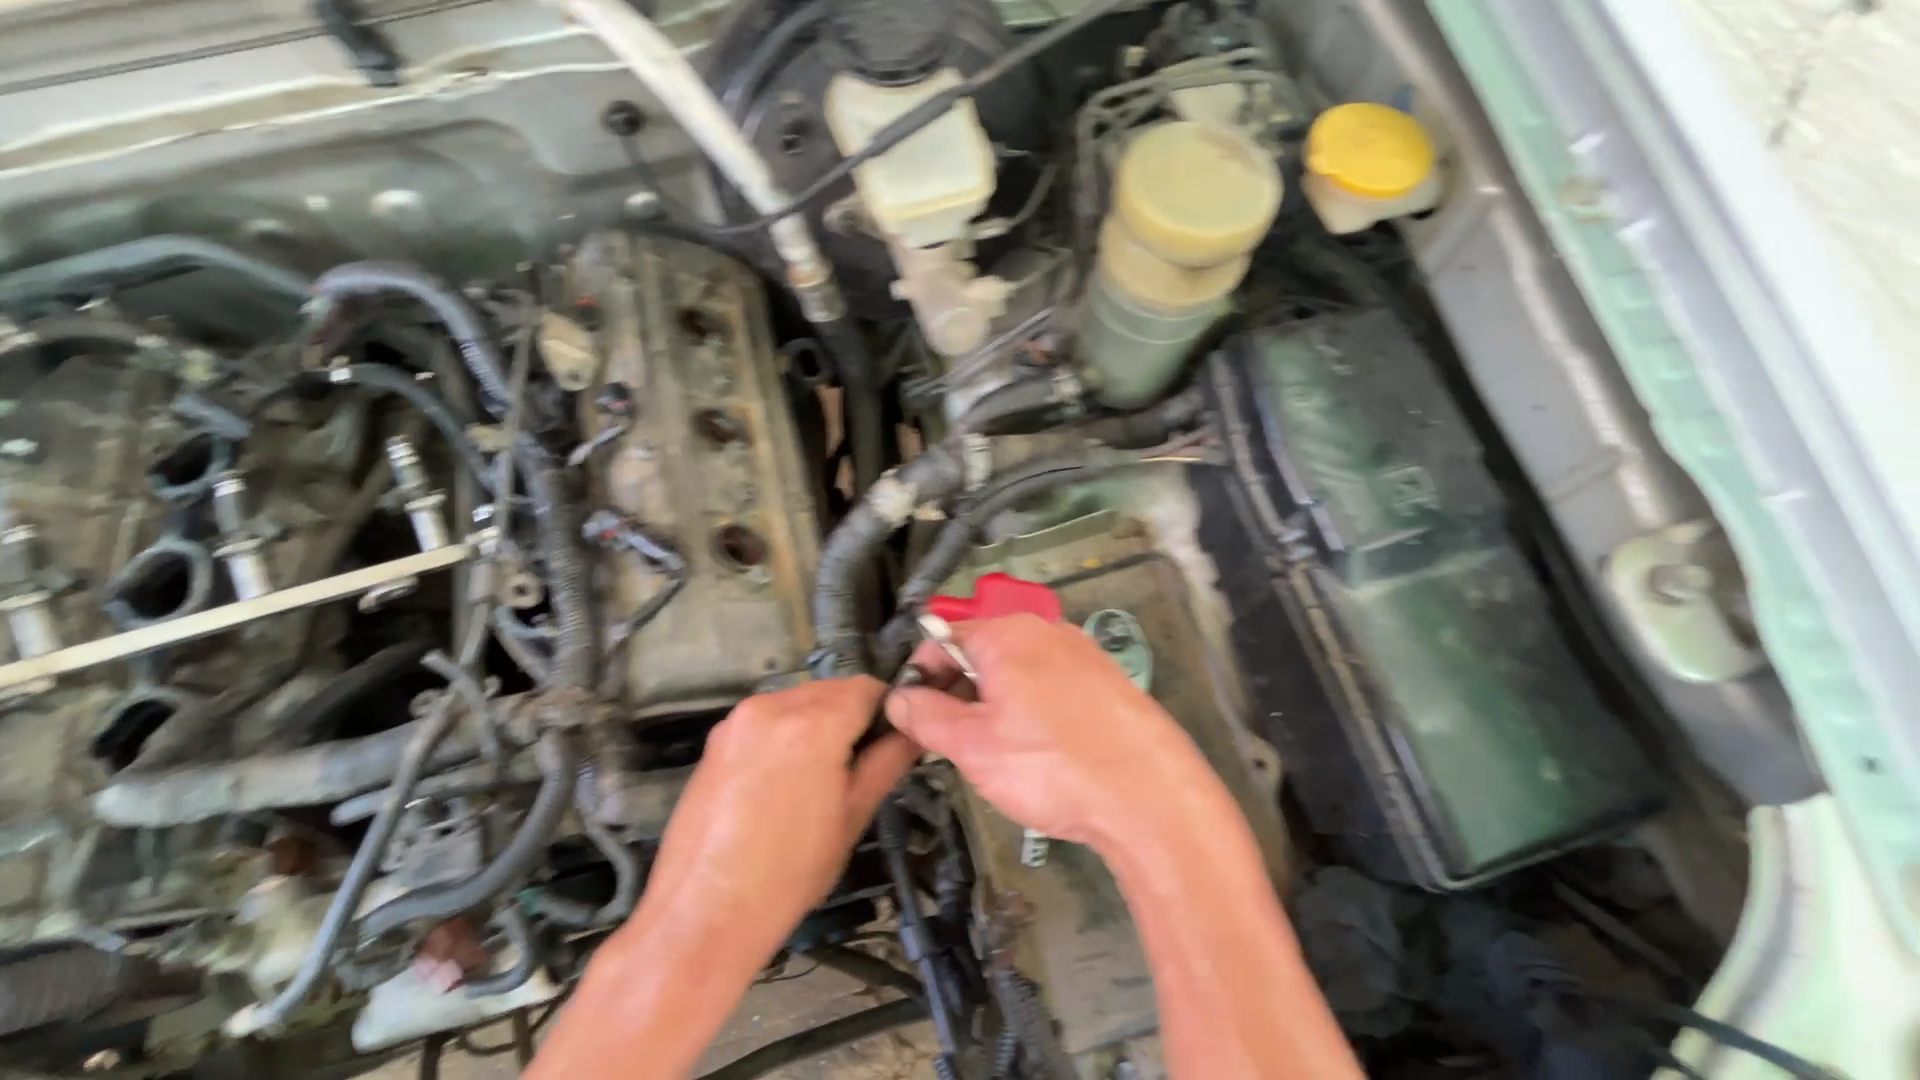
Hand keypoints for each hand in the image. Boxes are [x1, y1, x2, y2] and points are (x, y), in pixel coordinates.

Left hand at [637, 678, 920, 963]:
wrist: (704, 914)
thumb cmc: (790, 873)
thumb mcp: (852, 818)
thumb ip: (887, 763)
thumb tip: (913, 732)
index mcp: (813, 723)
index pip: (868, 688)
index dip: (888, 711)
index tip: (893, 743)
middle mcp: (772, 706)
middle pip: (831, 691)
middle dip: (852, 717)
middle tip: (860, 766)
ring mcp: (737, 721)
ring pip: (797, 702)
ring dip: (818, 723)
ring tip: (819, 779)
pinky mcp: (715, 740)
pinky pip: (766, 721)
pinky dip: (785, 735)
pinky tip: (782, 784)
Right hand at [885, 614, 1227, 852]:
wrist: (1150, 796)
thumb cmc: (1050, 765)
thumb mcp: (972, 745)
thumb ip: (925, 716)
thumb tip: (898, 698)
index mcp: (1006, 634)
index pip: (941, 640)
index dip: (920, 678)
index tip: (916, 720)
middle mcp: (1046, 630)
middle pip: (980, 654)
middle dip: (959, 694)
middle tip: (956, 746)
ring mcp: (1083, 654)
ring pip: (1017, 673)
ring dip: (996, 706)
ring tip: (1002, 757)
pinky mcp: (1108, 682)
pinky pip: (1052, 688)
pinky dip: (1034, 712)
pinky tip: (1044, 754)